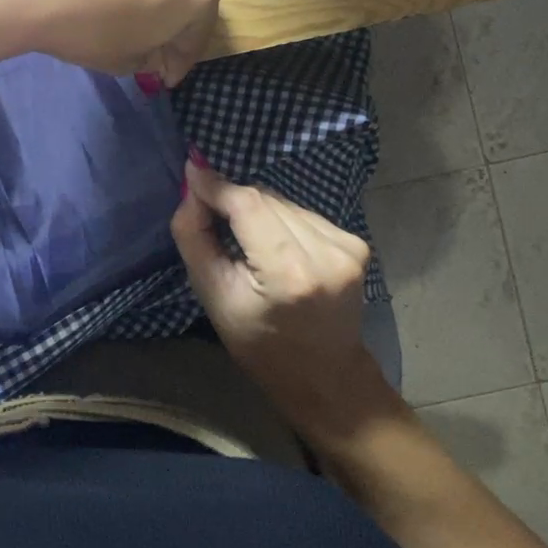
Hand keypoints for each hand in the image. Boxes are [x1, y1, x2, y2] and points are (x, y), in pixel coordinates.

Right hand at [172, 159, 383, 429]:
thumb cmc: (259, 343)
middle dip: (233, 200)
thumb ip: (194, 236)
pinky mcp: (356, 244)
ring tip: (244, 239)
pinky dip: (280, 220)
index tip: (191, 171)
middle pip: (266, 199)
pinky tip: (274, 246)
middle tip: (208, 214)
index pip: (248, 204)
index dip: (216, 185)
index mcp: (289, 273)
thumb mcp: (212, 295)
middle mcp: (326, 253)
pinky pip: (303, 213)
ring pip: (284, 202)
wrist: (324, 376)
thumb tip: (192, 186)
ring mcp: (347, 247)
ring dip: (257, 210)